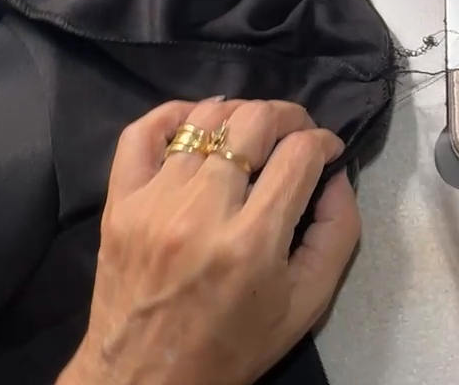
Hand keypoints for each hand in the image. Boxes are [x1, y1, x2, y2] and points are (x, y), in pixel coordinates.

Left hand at [59, 98, 359, 384]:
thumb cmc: (234, 345)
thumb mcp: (308, 302)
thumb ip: (338, 232)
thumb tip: (337, 174)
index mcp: (252, 243)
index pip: (300, 152)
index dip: (325, 141)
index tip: (329, 152)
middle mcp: (202, 214)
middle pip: (256, 121)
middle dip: (290, 117)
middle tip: (297, 137)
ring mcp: (154, 204)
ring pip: (208, 117)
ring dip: (243, 113)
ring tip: (253, 134)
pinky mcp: (120, 204)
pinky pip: (142, 132)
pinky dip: (175, 114)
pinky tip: (199, 124)